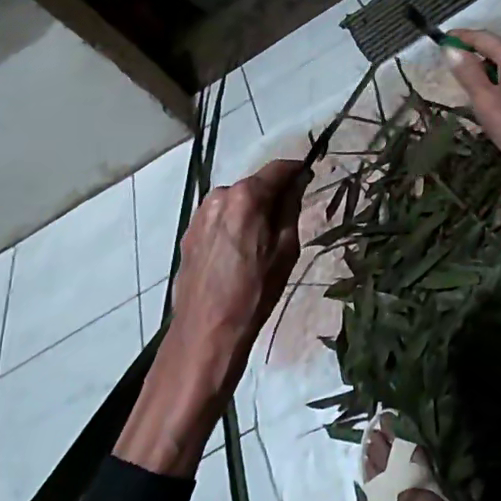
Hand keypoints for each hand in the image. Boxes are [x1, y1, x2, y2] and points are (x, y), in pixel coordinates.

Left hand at [115, 158, 304, 477]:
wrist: (206, 331)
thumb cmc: (255, 292)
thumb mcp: (286, 250)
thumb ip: (290, 209)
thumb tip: (297, 182)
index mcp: (245, 196)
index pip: (277, 169)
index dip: (297, 170)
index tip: (311, 177)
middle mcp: (218, 196)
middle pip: (255, 185)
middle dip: (273, 195)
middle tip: (290, 220)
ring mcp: (200, 215)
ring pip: (236, 202)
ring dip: (253, 212)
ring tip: (264, 242)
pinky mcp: (189, 234)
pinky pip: (220, 219)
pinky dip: (235, 226)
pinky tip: (241, 253)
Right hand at [446, 29, 500, 207]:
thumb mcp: (484, 101)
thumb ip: (467, 72)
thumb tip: (450, 48)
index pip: (482, 37)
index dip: (461, 37)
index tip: (444, 39)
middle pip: (500, 48)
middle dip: (479, 56)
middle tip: (460, 71)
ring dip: (496, 68)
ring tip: (481, 87)